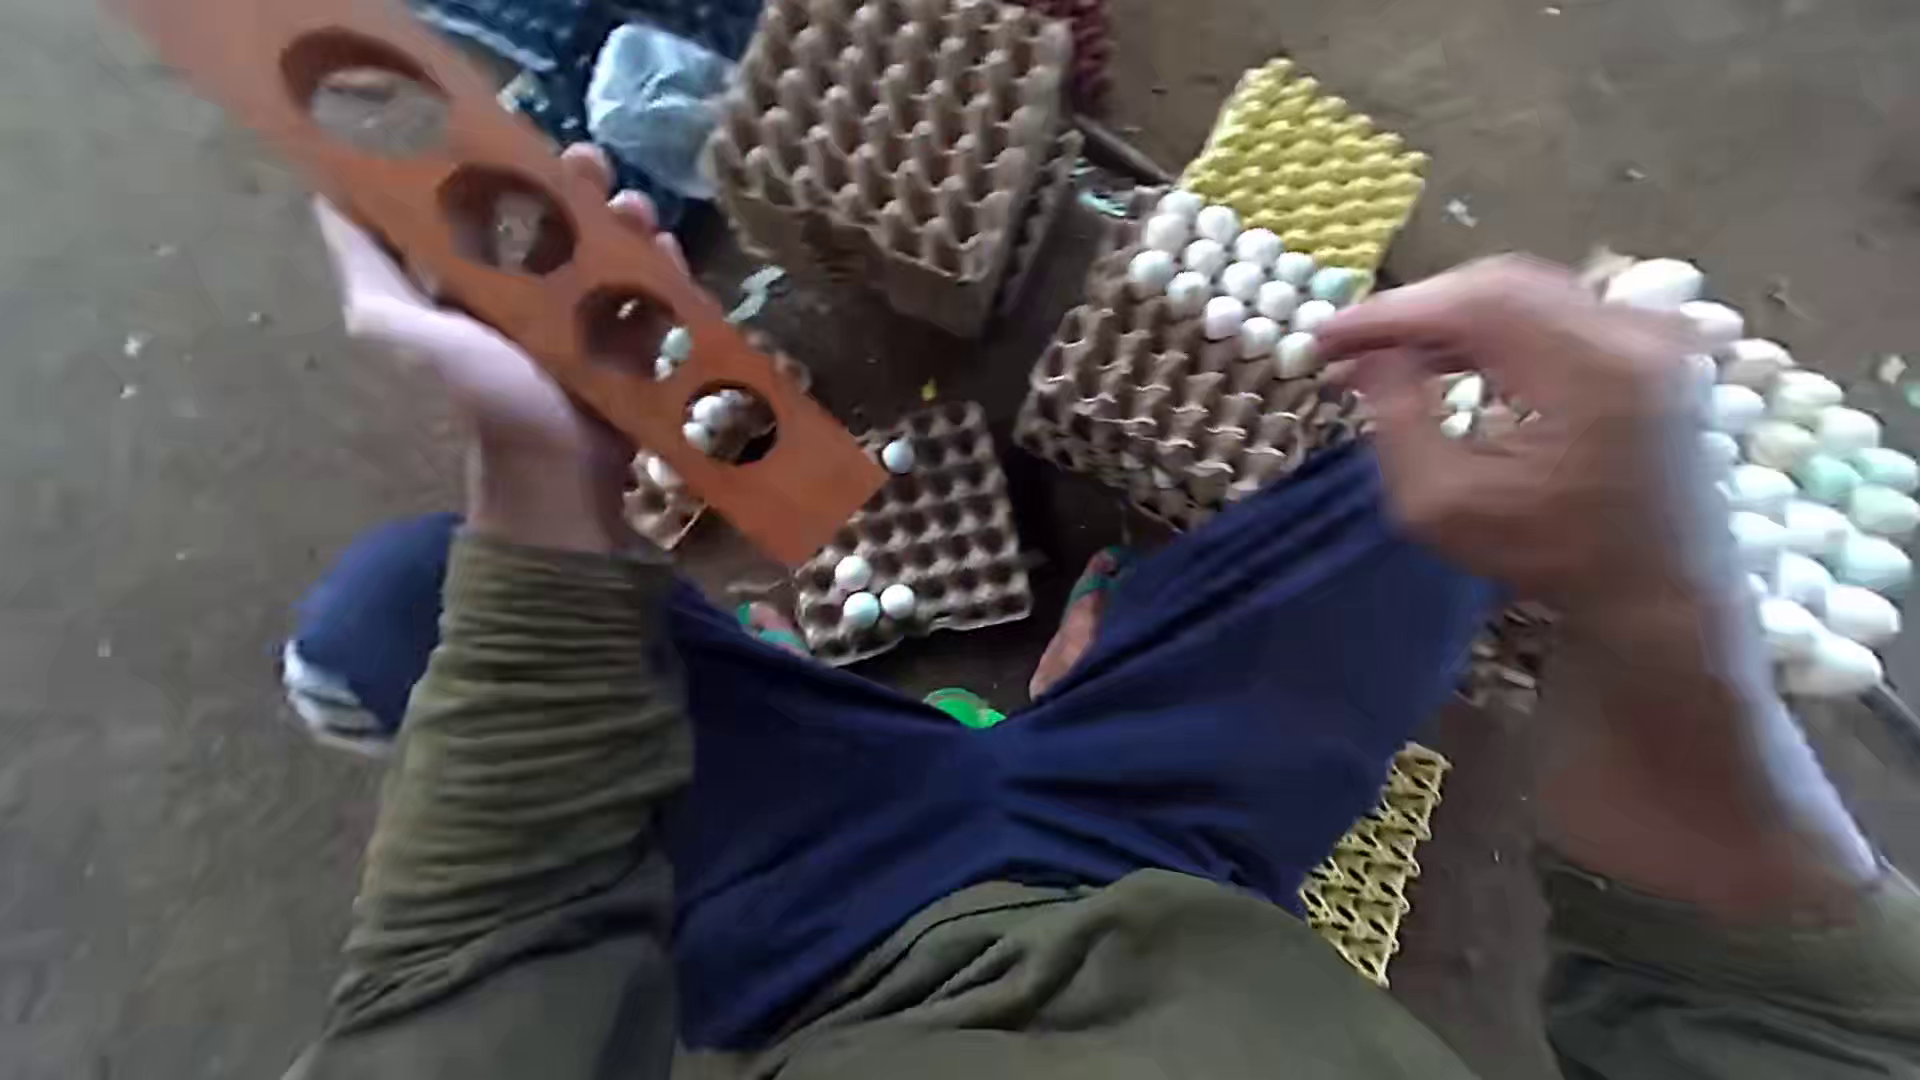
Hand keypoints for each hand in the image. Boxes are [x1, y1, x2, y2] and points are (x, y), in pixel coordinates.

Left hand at [314, 144, 686, 552]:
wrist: (559, 465)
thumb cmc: (486, 396)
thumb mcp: (400, 328)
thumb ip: (366, 266)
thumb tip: (328, 192)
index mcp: (484, 283)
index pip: (498, 212)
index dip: (512, 171)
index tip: (529, 140)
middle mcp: (538, 296)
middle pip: (563, 228)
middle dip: (579, 189)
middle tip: (597, 165)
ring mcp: (593, 323)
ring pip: (613, 257)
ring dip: (627, 225)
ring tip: (639, 209)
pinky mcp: (636, 348)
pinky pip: (653, 300)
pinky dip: (666, 273)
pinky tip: (668, 250)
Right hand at [1324, 261, 1881, 913]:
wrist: (1660, 625)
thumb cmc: (1539, 578)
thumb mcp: (1435, 507)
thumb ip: (1390, 424)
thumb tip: (1353, 369)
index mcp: (1579, 374)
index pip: (1462, 304)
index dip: (1375, 318)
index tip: (1310, 345)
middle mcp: (1635, 342)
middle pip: (1496, 287)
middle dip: (1403, 315)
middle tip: (1334, 353)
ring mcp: (1653, 354)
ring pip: (1521, 302)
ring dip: (1441, 328)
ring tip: (1376, 365)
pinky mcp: (1650, 374)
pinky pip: (1544, 330)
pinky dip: (1479, 342)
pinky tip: (1439, 379)